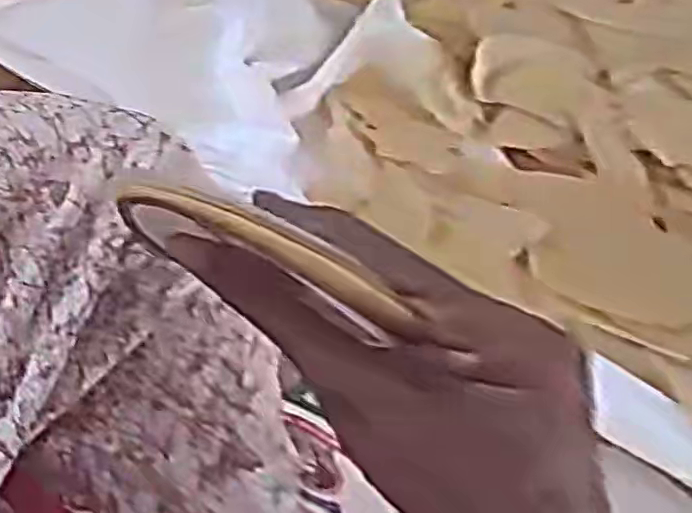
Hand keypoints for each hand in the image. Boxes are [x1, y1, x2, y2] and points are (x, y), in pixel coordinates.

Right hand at [172, 194, 606, 512]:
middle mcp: (506, 317)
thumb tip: (192, 245)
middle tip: (224, 241)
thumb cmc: (445, 485)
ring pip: (379, 289)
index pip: (365, 247)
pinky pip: (396, 316)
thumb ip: (274, 308)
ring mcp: (505, 343)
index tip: (216, 213)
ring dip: (313, 279)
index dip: (284, 224)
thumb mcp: (351, 391)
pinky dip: (341, 308)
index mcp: (492, 320)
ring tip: (251, 267)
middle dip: (294, 253)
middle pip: (372, 265)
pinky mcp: (490, 365)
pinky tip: (304, 307)